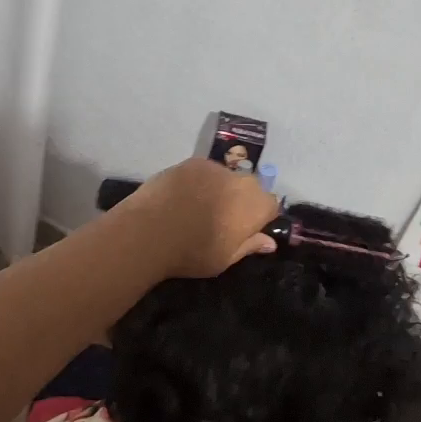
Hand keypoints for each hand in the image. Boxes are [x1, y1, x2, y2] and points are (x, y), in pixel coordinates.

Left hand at [120, 158, 279, 277]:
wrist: (149, 231)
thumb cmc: (192, 252)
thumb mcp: (225, 259)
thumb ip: (250, 245)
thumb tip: (269, 242)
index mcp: (254, 206)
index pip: (271, 205)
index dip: (261, 217)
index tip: (247, 230)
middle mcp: (240, 180)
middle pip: (251, 187)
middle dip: (243, 200)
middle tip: (222, 219)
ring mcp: (214, 168)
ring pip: (226, 177)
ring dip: (221, 188)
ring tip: (198, 206)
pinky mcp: (191, 162)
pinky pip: (204, 171)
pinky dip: (199, 181)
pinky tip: (183, 196)